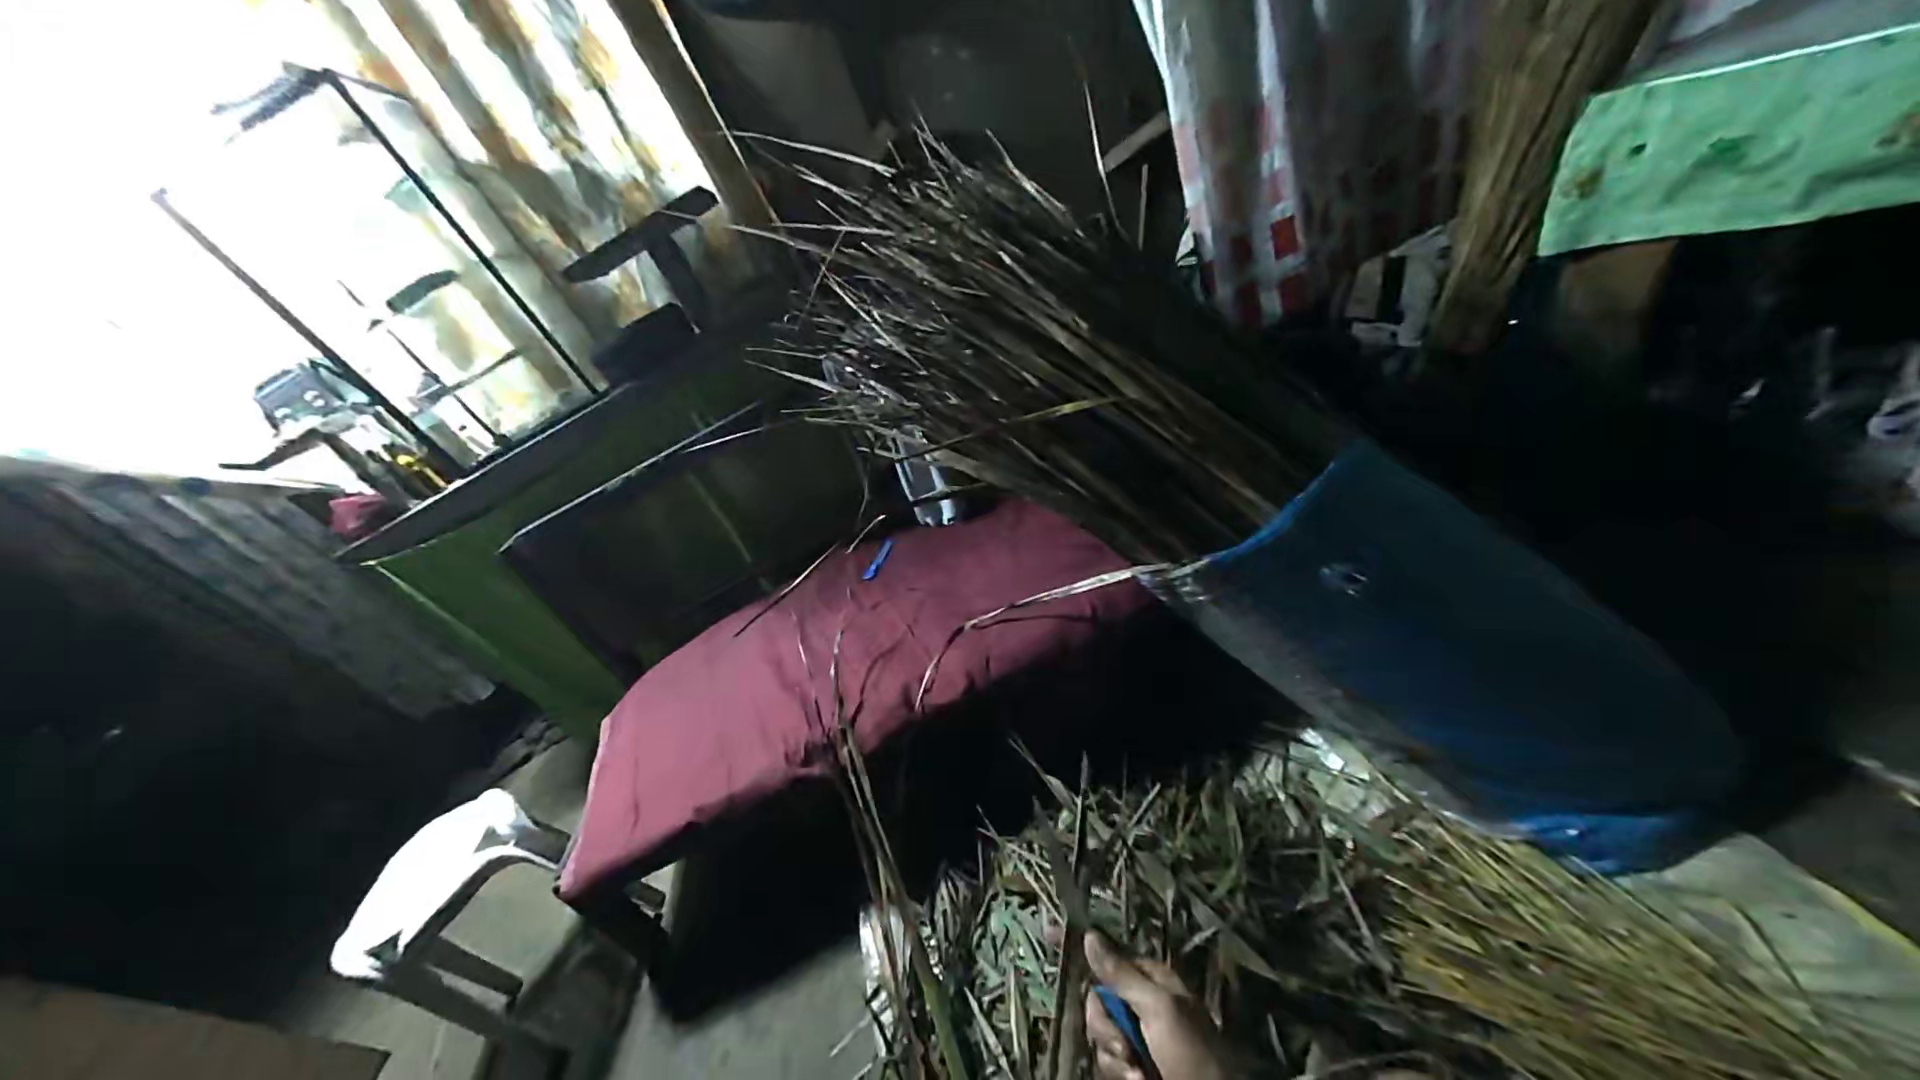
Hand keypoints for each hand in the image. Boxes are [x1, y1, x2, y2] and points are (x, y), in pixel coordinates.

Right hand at [1083, 931, 1234, 1079]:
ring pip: (1100, 1032)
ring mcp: (1138, 1037)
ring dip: (1113, 1055)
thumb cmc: (1193, 1056)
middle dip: (1104, 1025)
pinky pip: (1107, 1060)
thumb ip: (1121, 975)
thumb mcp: (1160, 1009)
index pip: (1109, 955)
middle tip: (1124, 1046)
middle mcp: (1142, 1004)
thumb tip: (1090, 935)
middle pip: (1098, 999)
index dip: (1083, 947)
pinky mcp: (1133, 1066)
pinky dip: (1118, 1072)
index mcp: (1152, 980)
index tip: (1047, 932)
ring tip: (1137, 1073)